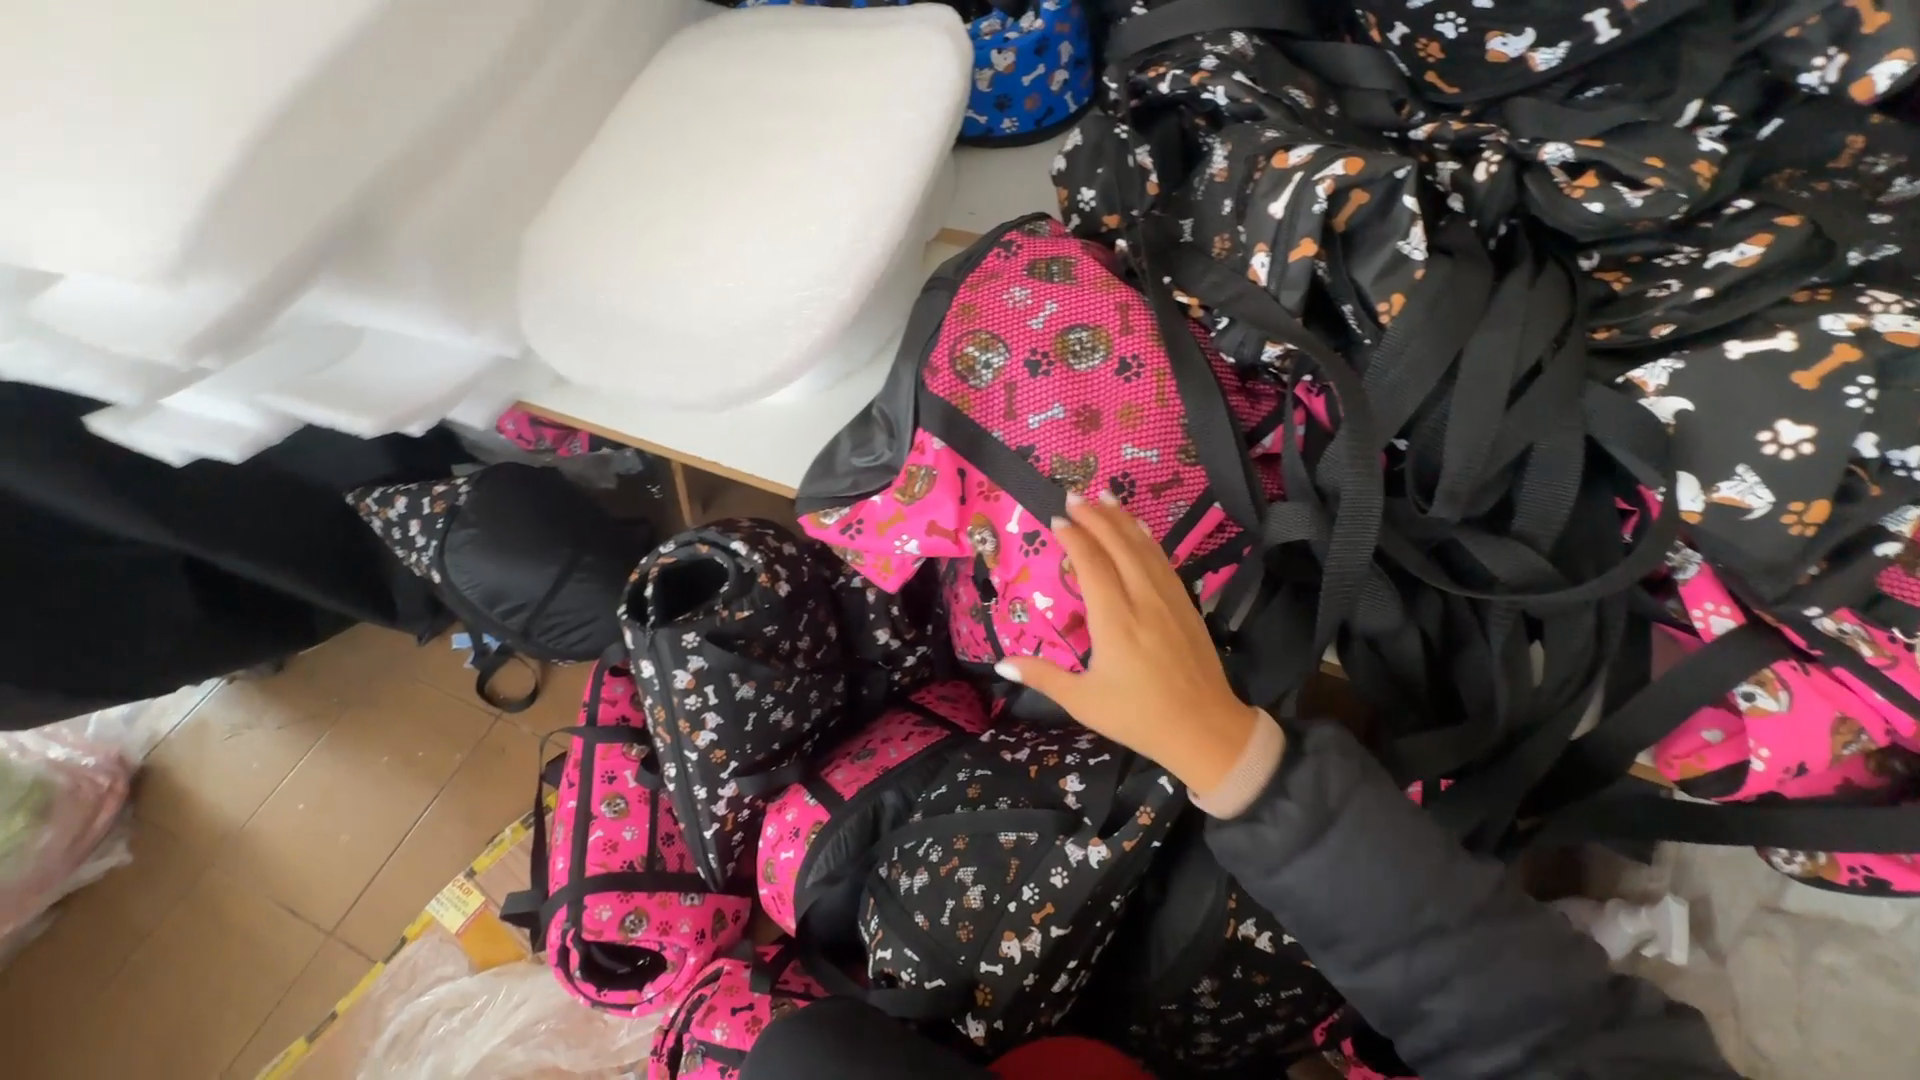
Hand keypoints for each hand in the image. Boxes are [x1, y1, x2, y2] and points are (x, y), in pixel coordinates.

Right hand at [995, 492, 1265, 793]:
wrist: (1205, 730)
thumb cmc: (1138, 718)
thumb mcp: (1084, 701)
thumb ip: (1042, 677)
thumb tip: (1001, 662)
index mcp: (1115, 622)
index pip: (1091, 565)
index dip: (1074, 538)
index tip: (1056, 519)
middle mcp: (1143, 601)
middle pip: (1118, 546)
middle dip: (1095, 517)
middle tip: (1073, 495)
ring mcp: (1169, 600)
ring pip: (1144, 548)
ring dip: (1122, 520)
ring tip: (1104, 496)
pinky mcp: (1186, 606)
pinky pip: (1164, 562)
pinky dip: (1148, 540)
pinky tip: (1140, 529)